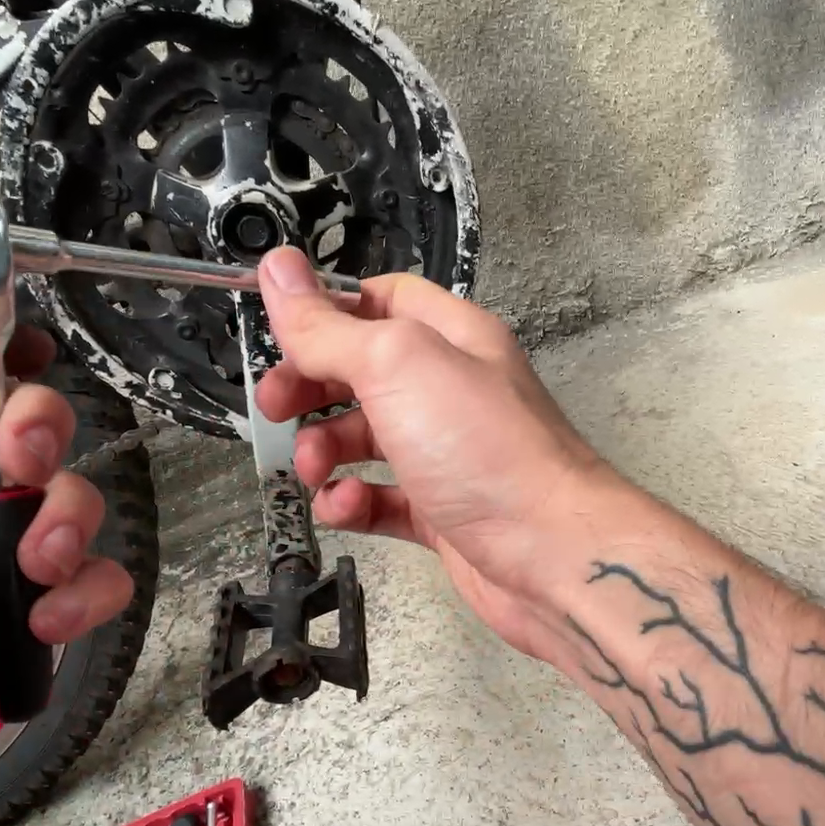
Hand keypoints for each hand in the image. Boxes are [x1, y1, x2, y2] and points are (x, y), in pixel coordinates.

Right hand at [256, 249, 628, 656]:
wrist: (550, 555)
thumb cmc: (491, 452)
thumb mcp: (398, 366)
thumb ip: (331, 326)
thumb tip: (279, 271)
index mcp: (452, 339)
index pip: (383, 302)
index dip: (329, 312)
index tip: (281, 332)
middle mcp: (453, 392)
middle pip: (363, 372)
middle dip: (311, 387)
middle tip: (274, 407)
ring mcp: (448, 455)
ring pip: (367, 440)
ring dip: (325, 451)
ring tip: (314, 468)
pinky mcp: (442, 512)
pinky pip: (381, 500)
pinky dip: (353, 503)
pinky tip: (346, 507)